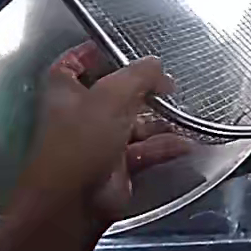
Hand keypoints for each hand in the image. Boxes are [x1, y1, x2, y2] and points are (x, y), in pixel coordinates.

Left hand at [18, 42, 194, 228]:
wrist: (74, 203)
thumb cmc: (83, 139)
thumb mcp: (112, 95)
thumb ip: (138, 74)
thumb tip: (157, 64)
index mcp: (65, 92)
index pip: (71, 64)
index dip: (89, 53)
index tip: (115, 47)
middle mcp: (80, 115)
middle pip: (113, 92)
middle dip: (140, 87)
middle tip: (165, 82)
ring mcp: (100, 142)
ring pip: (133, 123)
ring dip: (157, 119)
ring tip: (180, 112)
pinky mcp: (117, 167)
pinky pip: (145, 150)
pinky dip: (164, 146)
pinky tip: (185, 142)